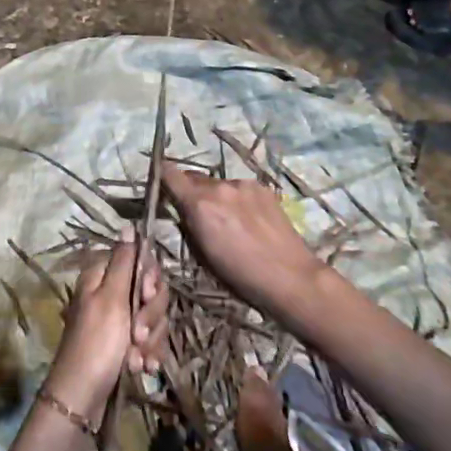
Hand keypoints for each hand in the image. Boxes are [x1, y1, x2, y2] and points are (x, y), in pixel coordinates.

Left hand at [44, 229, 168, 419]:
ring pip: (154, 317)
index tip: (147, 293)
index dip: (150, 277)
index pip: (139, 260)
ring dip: (151, 340)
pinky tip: (143, 369)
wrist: (83, 398)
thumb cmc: (96, 343)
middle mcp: (111, 294)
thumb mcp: (111, 298)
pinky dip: (149, 354)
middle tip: (138, 334)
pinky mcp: (127, 344)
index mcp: (103, 277)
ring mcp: (119, 321)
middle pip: (150, 290)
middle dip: (151, 315)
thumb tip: (127, 225)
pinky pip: (151, 340)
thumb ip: (123, 261)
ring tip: (137, 360)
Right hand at [161, 163, 328, 324]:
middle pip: (194, 178)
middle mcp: (219, 187)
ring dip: (215, 195)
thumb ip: (187, 224)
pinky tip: (248, 218)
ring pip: (218, 184)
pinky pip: (239, 188)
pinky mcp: (262, 188)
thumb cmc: (240, 275)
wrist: (289, 276)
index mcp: (199, 203)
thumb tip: (180, 209)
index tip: (161, 184)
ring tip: (228, 219)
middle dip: (190, 191)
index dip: (162, 177)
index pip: (169, 173)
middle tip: (196, 211)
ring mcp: (243, 184)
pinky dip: (236, 198)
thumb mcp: (202, 253)